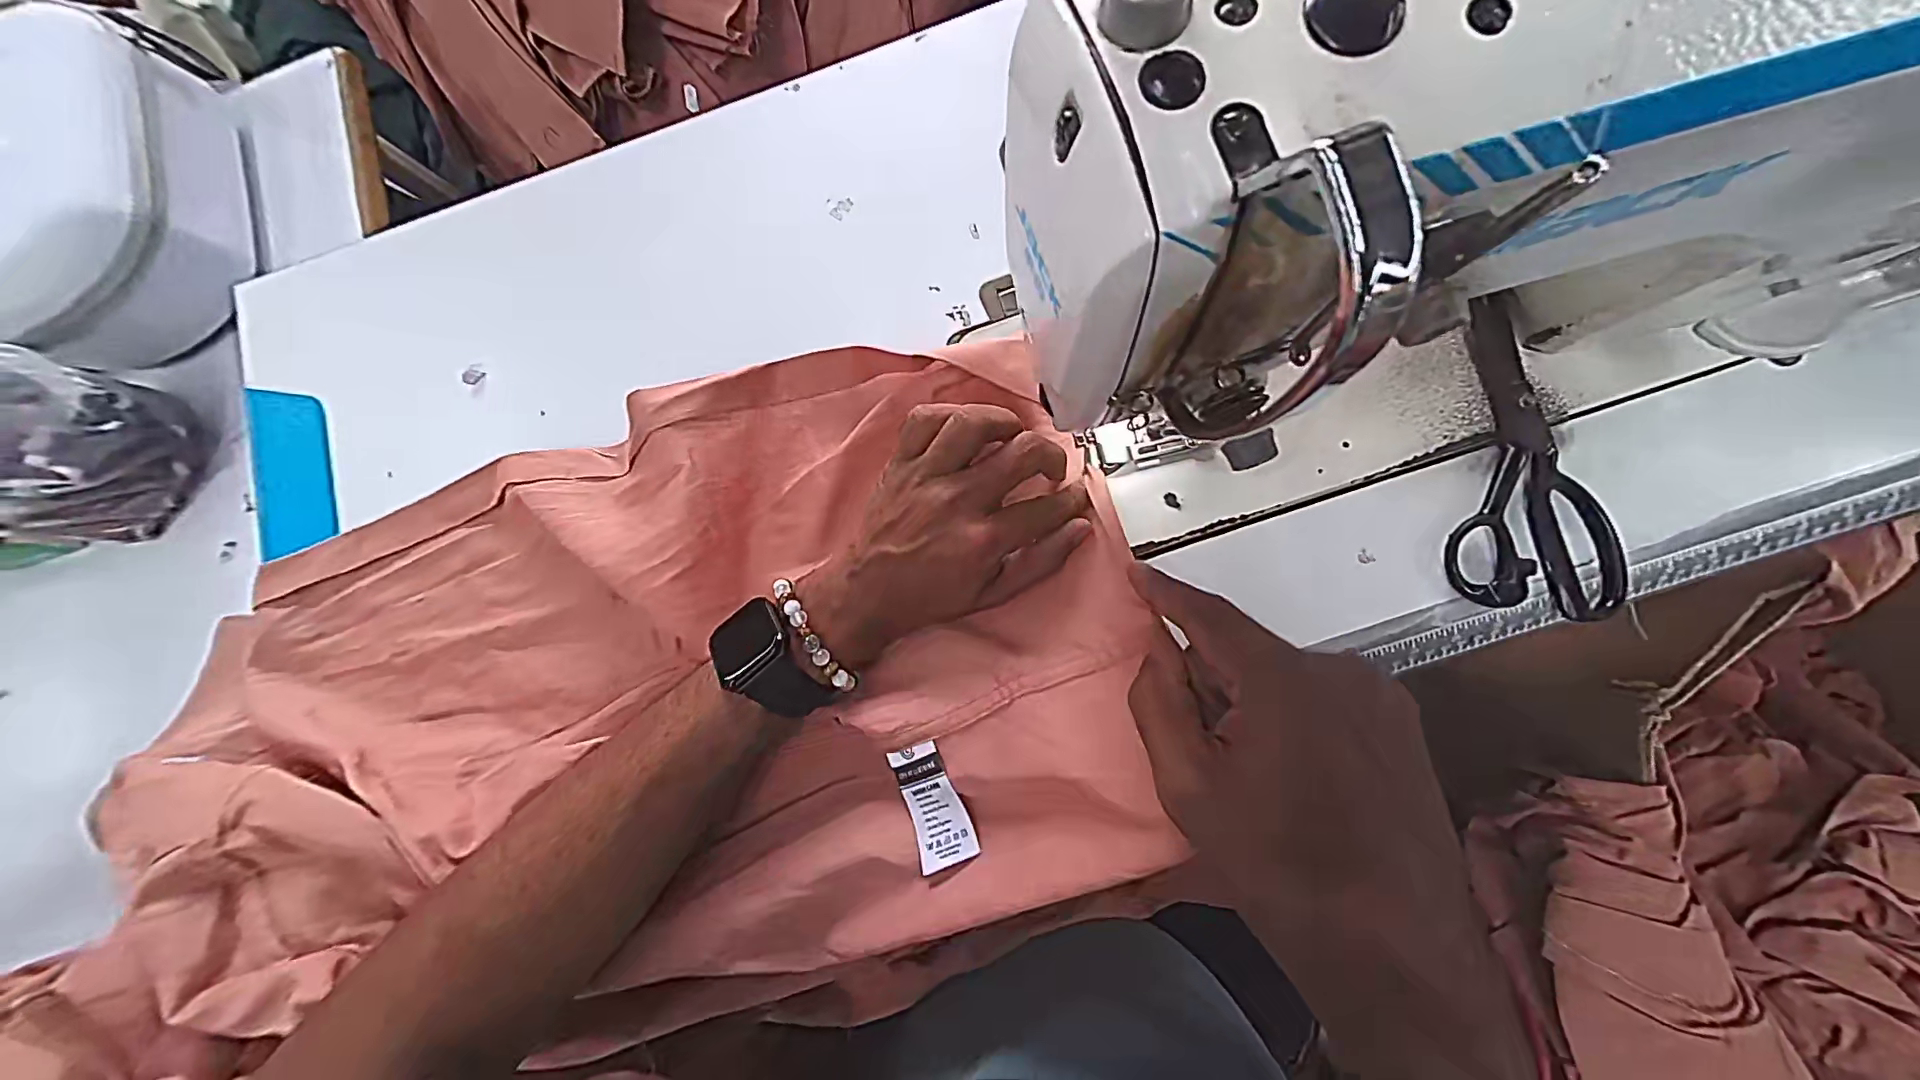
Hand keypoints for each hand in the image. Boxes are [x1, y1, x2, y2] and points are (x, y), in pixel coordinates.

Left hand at [802, 404, 1093, 668]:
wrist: (868, 593)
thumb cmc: (929, 596)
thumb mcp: (993, 594)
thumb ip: (1041, 562)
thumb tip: (1078, 529)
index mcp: (982, 539)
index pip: (1047, 506)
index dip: (1072, 498)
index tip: (1075, 494)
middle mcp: (957, 501)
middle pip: (1022, 453)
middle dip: (1052, 455)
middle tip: (1050, 467)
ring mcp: (926, 477)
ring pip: (974, 423)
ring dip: (1004, 423)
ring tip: (1012, 436)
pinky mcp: (901, 465)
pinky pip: (924, 420)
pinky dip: (948, 416)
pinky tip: (964, 429)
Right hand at [1125, 564, 1536, 1079]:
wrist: (1392, 946)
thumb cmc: (1279, 868)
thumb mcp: (1189, 786)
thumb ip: (1158, 704)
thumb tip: (1155, 654)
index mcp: (1283, 679)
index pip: (1211, 616)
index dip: (1168, 592)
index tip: (1139, 572)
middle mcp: (1339, 670)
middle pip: (1247, 651)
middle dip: (1210, 676)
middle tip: (1194, 735)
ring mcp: (1378, 694)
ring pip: (1284, 674)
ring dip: (1251, 699)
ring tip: (1249, 769)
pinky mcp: (1400, 721)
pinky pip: (1322, 695)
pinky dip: (1290, 713)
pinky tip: (1290, 772)